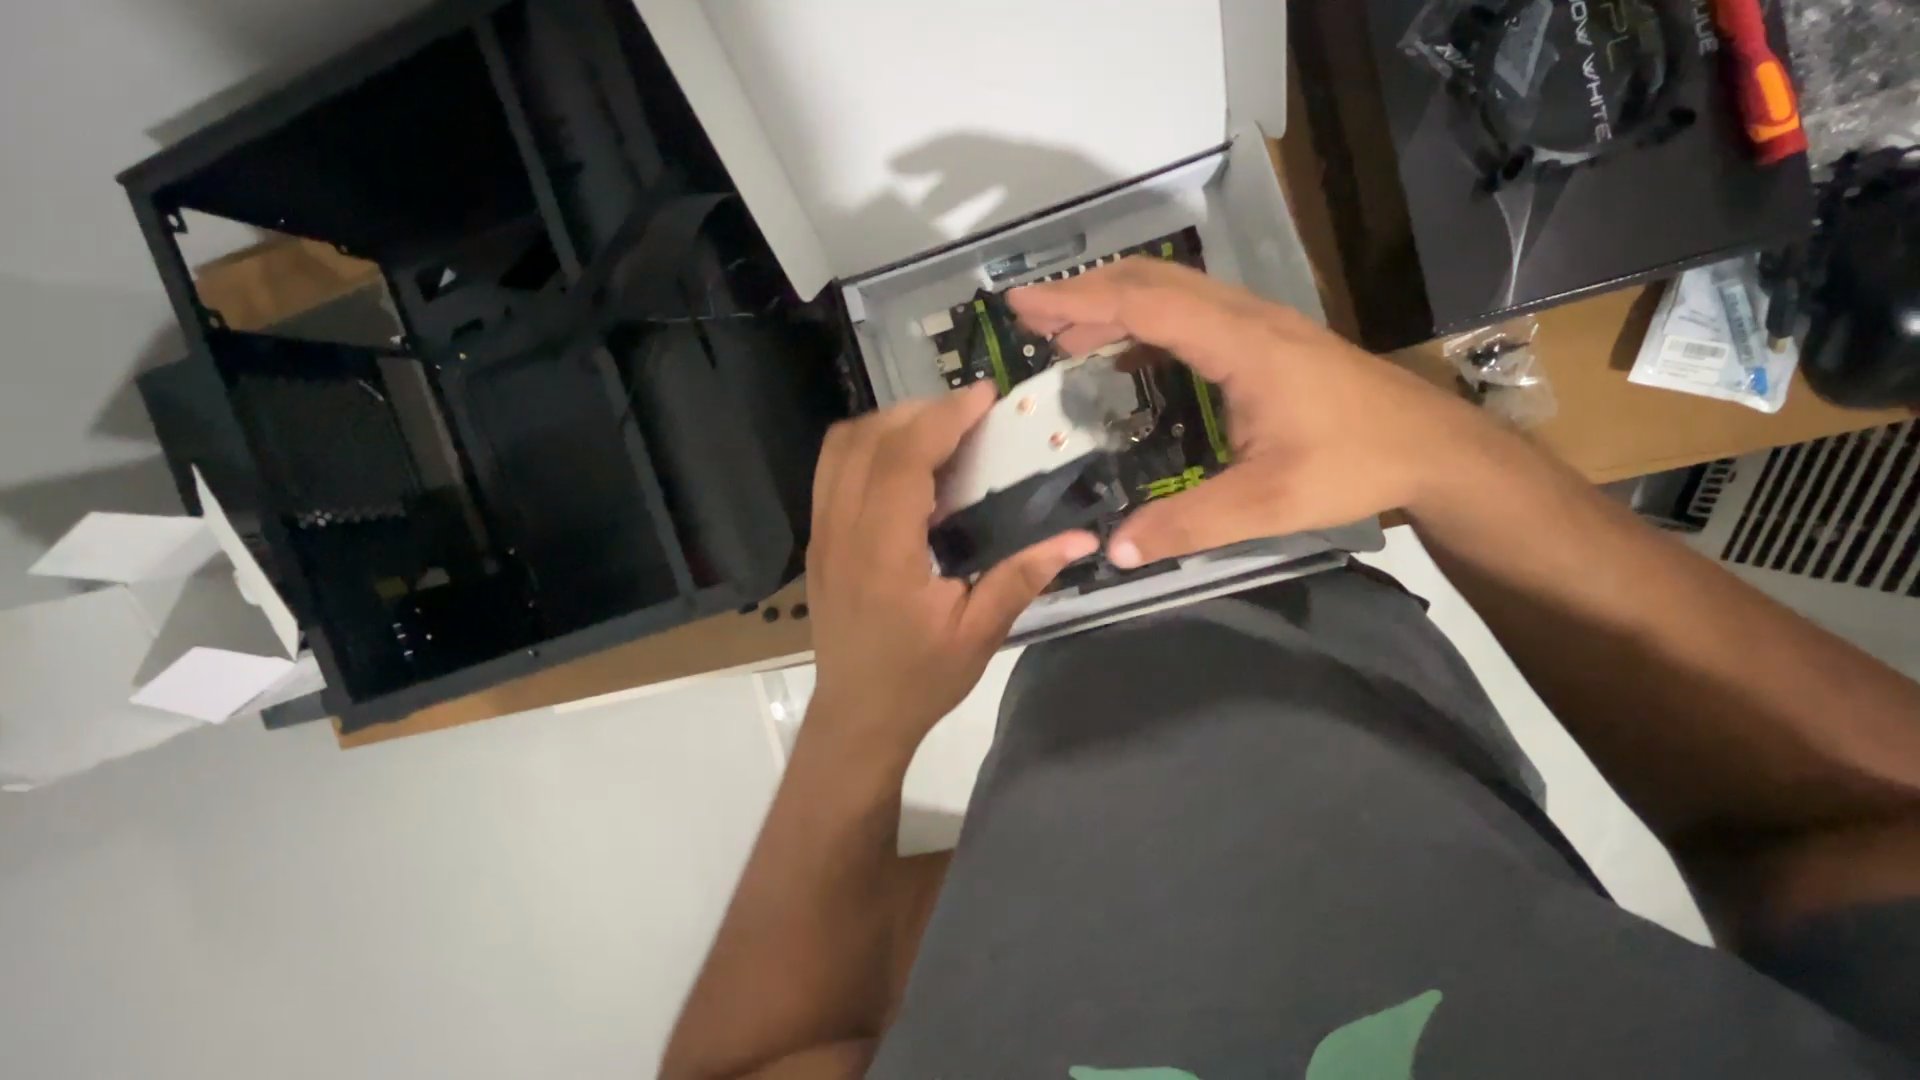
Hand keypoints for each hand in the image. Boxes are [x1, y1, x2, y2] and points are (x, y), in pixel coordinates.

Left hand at [807, 383, 1098, 746]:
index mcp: (884, 553)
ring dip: (889, 424)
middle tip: (970, 416)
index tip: (984, 397)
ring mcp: (822, 532)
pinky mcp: (818, 539)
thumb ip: (1022, 577)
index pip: (904, 459)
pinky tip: (903, 462)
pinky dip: (866, 445)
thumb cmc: (919, 679)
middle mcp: (843, 530)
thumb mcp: (979, 635)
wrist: (857, 715)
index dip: (944, 419)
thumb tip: (1081, 538)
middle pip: (869, 439)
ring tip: (937, 431)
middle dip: (921, 412)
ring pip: (841, 447)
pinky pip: (831, 468)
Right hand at [1007, 258, 1489, 566]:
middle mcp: (1246, 318)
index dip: (1078, 301)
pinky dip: (1145, 324)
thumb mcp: (1267, 504)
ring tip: (1064, 335)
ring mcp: (1259, 323)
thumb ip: (1187, 525)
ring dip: (1114, 304)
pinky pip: (1192, 315)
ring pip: (1173, 291)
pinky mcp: (1266, 338)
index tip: (1024, 305)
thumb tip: (1114, 550)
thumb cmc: (1355, 466)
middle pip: (1152, 282)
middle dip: (1085, 292)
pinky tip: (1124, 359)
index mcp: (1241, 344)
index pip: (1144, 304)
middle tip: (1031, 316)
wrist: (1433, 447)